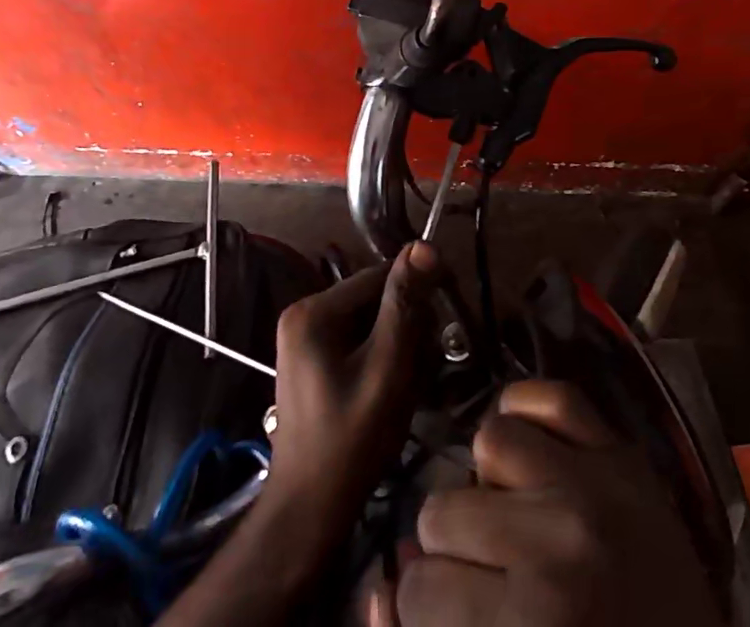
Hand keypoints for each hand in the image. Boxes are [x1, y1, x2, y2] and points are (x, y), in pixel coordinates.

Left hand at [264, 241, 442, 536]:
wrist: (312, 505)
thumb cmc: (353, 438)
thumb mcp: (387, 368)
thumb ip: (404, 306)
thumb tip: (423, 245)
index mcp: (313, 311)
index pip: (380, 276)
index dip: (418, 293)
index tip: (446, 323)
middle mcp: (303, 314)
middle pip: (375, 299)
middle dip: (408, 328)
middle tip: (423, 368)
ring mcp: (305, 339)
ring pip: (372, 322)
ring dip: (400, 345)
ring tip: (411, 384)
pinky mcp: (313, 360)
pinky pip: (360, 342)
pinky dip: (383, 359)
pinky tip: (394, 388)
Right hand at [398, 381, 723, 626]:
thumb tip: (376, 585)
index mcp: (524, 624)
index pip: (418, 588)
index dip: (428, 603)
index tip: (455, 611)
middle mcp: (556, 543)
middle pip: (442, 512)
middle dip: (454, 548)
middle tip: (489, 572)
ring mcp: (595, 485)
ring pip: (487, 442)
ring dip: (490, 480)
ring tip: (516, 514)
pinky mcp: (623, 454)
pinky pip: (552, 396)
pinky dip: (530, 415)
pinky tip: (533, 454)